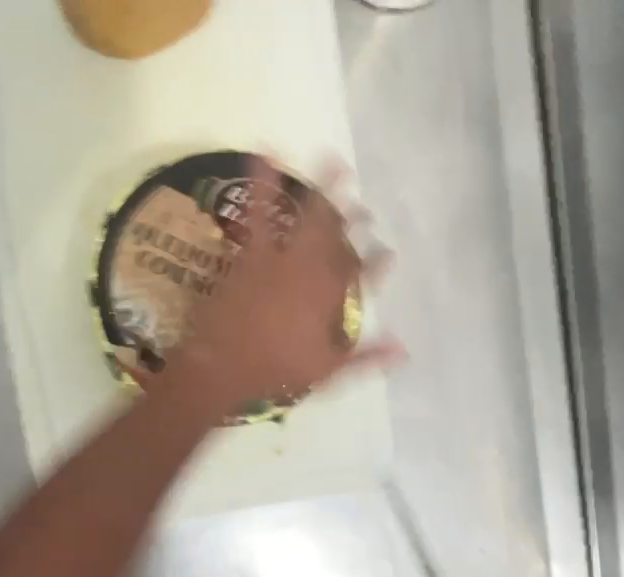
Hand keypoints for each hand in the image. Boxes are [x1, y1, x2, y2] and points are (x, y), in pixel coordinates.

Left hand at [162, 158, 401, 413]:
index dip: (379, 264)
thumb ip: (366, 357)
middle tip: (366, 206)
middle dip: (355, 219)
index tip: (391, 254)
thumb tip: (404, 351)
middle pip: (340, 238)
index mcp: (332, 301)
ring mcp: (280, 259)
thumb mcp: (326, 373)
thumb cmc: (272, 375)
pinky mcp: (250, 253)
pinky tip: (263, 153)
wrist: (218, 369)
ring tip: (334, 159)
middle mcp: (311, 273)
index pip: (364, 275)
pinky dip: (261, 183)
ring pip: (308, 217)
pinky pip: (258, 212)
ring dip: (323, 188)